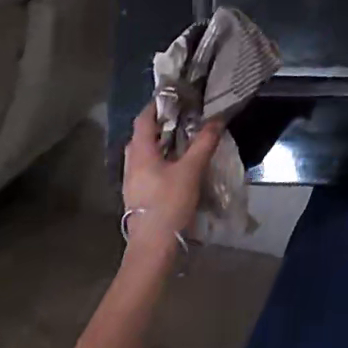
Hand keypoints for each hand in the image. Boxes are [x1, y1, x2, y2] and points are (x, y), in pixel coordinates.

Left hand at [121, 102, 222, 259]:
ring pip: (144, 153)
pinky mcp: (137, 196)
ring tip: (182, 141)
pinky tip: (176, 168)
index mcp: (140, 152)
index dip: (157, 105)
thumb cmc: (168, 206)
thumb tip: (217, 119)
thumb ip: (203, 144)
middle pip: (142, 135)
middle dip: (160, 124)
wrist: (152, 250)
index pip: (144, 118)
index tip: (176, 97)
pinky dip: (160, 160)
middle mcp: (131, 163)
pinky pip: (146, 168)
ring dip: (160, 144)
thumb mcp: (190, 171)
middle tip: (183, 118)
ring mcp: (132, 181)